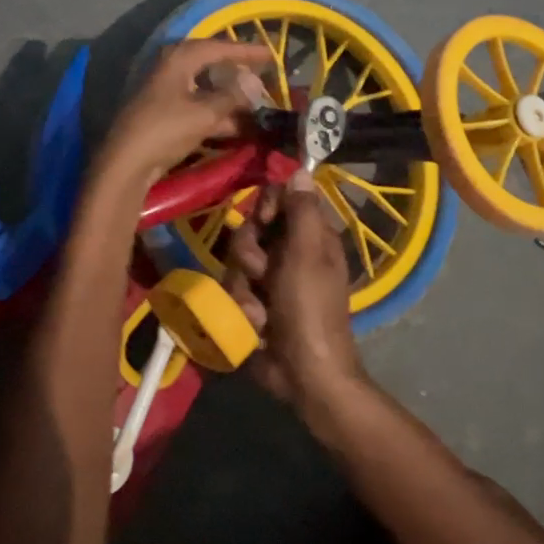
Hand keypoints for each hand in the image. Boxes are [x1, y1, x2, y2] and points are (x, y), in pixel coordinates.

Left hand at [91, 39, 270, 187]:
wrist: (128, 162)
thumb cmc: (166, 128)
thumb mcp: (205, 112)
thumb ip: (232, 96)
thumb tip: (253, 83)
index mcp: (179, 58)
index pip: (219, 47)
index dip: (246, 51)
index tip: (271, 54)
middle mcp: (172, 68)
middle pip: (211, 64)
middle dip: (237, 71)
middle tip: (262, 74)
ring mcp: (167, 91)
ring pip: (205, 87)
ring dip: (230, 97)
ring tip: (256, 105)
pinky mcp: (165, 112)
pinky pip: (198, 106)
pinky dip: (217, 113)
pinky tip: (238, 126)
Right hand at [224, 170, 363, 403]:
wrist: (304, 374)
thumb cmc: (311, 309)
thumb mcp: (307, 254)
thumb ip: (301, 210)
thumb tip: (301, 169)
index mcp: (310, 236)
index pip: (278, 199)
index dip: (265, 206)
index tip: (263, 222)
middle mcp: (289, 253)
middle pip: (250, 230)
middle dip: (249, 254)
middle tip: (262, 273)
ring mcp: (270, 281)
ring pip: (236, 262)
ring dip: (244, 288)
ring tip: (260, 312)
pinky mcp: (254, 305)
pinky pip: (232, 291)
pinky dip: (241, 309)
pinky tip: (255, 326)